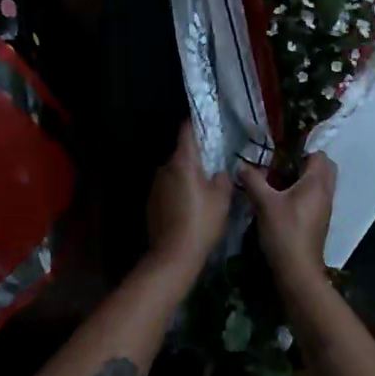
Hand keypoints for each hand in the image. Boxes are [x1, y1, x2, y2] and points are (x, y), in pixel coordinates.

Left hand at [147, 122, 232, 267]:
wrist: (174, 255)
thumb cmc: (202, 221)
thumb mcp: (222, 197)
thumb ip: (222, 177)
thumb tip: (219, 171)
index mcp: (183, 162)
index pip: (186, 132)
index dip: (196, 123)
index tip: (207, 120)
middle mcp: (165, 169)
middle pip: (182, 154)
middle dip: (197, 156)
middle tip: (215, 164)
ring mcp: (155, 186)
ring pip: (175, 173)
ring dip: (188, 176)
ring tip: (205, 188)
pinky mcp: (151, 203)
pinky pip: (169, 189)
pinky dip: (180, 191)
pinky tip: (192, 205)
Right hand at [238, 153, 335, 288]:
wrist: (298, 269)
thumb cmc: (284, 231)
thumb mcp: (264, 204)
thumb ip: (253, 181)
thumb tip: (242, 164)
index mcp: (317, 182)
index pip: (319, 155)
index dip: (301, 152)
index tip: (280, 158)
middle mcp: (326, 191)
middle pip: (324, 167)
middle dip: (305, 164)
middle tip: (282, 169)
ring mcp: (326, 207)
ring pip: (321, 183)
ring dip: (305, 179)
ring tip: (280, 184)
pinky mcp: (321, 219)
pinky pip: (317, 197)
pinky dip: (306, 194)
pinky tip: (285, 202)